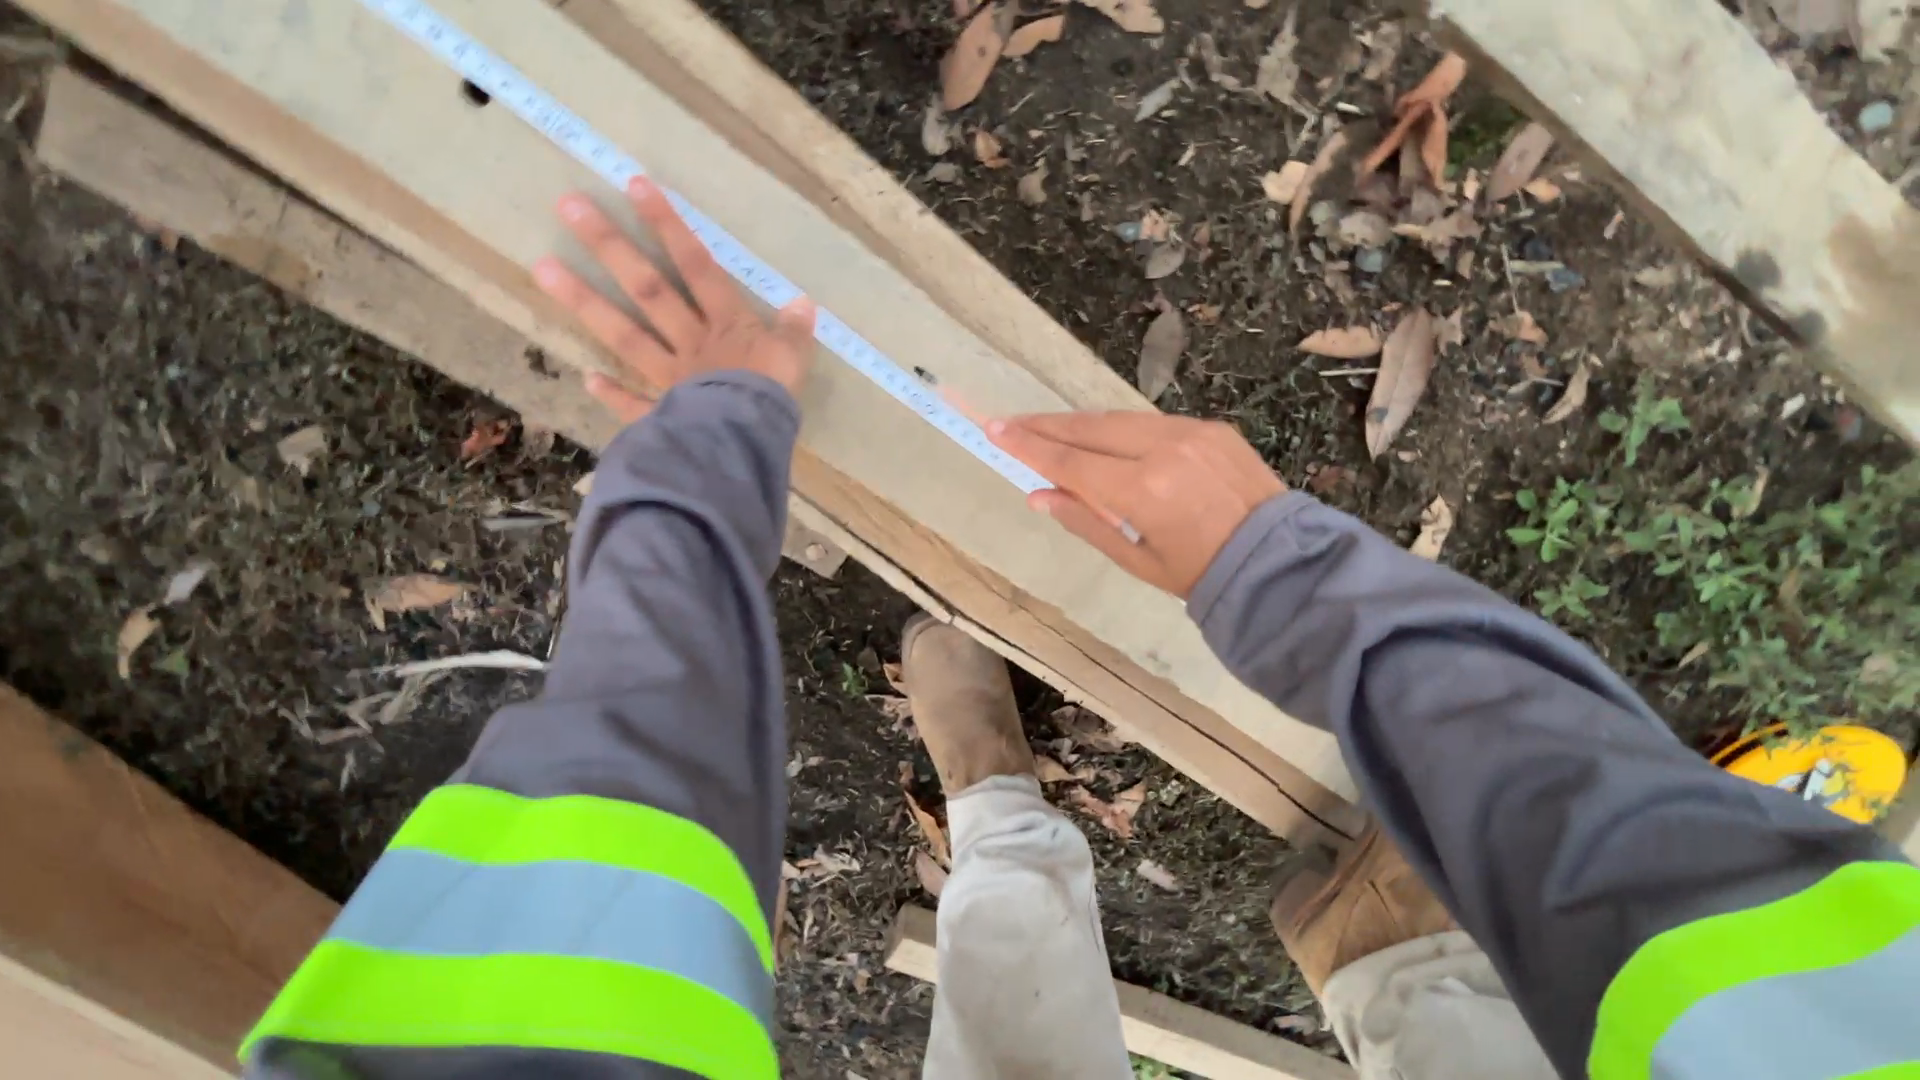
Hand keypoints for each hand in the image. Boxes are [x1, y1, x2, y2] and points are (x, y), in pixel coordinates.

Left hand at [533, 177, 815, 422]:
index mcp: (727, 325)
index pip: (696, 266)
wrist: (747, 438)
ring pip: (625, 334)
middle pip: (649, 289)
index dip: (668, 225)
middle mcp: (691, 341)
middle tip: (569, 206)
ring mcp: (670, 377)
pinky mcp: (661, 414)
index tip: (634, 185)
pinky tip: (587, 378)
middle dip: (611, 247)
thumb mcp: (794, 359)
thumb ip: (793, 332)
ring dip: (586, 302)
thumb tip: (803, 303)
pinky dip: (613, 393)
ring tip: (543, 268)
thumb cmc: (773, 395)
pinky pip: (635, 403)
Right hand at [987, 412, 1286, 598]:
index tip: (995, 429)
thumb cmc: (1199, 573)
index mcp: (1144, 490)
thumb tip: (1038, 495)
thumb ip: (1084, 522)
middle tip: (1011, 423)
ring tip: (1050, 431)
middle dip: (1046, 425)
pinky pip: (1151, 421)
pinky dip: (1121, 429)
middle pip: (1090, 428)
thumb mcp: (1136, 560)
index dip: (1029, 445)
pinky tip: (1104, 439)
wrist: (1280, 561)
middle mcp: (1165, 449)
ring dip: (1081, 425)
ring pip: (1119, 419)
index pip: (1071, 461)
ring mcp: (1191, 432)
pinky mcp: (1211, 426)